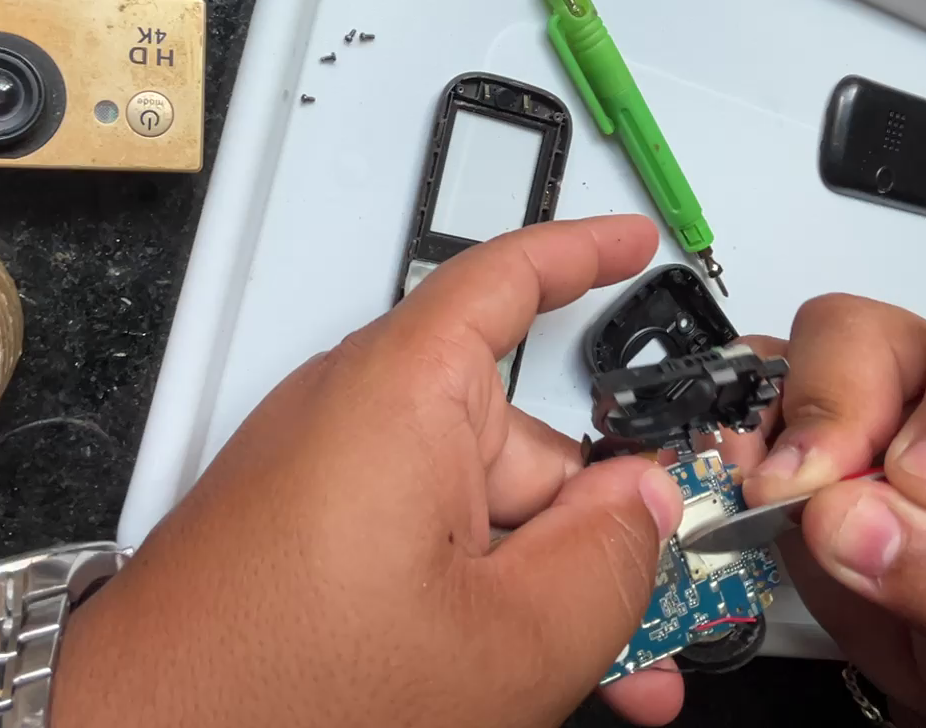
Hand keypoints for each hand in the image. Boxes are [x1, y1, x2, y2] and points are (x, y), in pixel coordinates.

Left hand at [50, 216, 691, 726]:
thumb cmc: (275, 689)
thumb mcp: (500, 642)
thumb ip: (603, 561)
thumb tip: (647, 501)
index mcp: (405, 390)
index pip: (507, 276)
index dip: (583, 252)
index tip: (632, 243)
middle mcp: (364, 403)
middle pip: (518, 433)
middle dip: (590, 517)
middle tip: (650, 602)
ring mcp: (338, 454)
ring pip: (478, 496)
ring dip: (539, 570)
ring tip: (594, 662)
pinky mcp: (318, 500)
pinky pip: (426, 517)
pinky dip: (478, 572)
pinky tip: (514, 648)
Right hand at [735, 280, 925, 726]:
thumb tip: (850, 522)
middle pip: (886, 332)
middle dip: (843, 404)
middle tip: (818, 490)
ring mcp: (870, 406)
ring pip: (813, 346)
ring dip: (785, 416)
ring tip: (775, 497)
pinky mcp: (799, 434)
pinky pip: (751, 385)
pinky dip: (734, 426)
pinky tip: (742, 478)